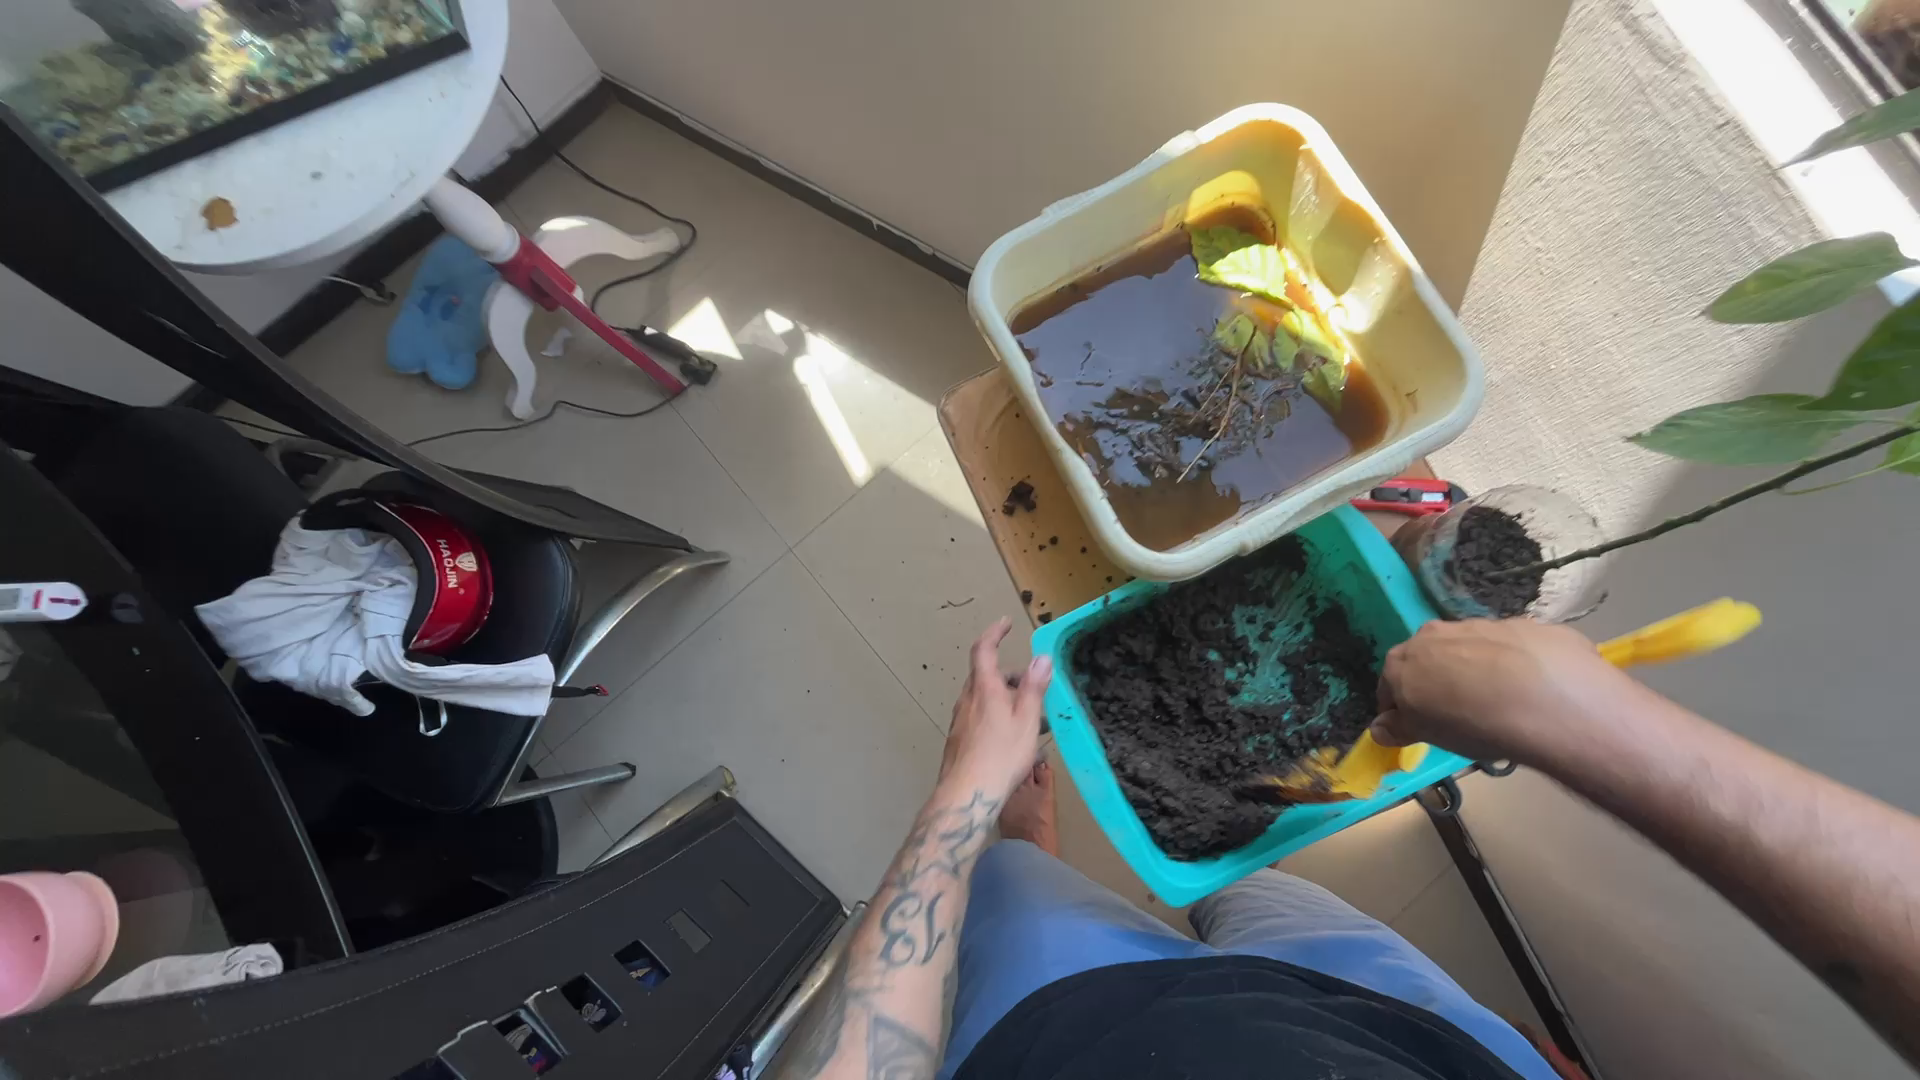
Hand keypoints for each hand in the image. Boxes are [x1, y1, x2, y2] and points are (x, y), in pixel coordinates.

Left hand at [941, 618, 1051, 801]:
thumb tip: (1041, 657)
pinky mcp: (959, 740)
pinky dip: (996, 715)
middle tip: (1030, 684)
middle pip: (985, 676)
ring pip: (982, 698)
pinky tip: (1011, 738)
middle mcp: (967, 700)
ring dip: (1004, 698)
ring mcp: (960, 720)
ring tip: (1028, 716)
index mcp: (983, 689)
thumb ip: (1033, 687)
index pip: (984, 650)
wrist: (967, 795)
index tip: (1005, 623)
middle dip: (1007, 674)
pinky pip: (978, 716)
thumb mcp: (1026, 720)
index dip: (994, 633)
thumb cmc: (1001, 755)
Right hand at [1371, 618, 1641, 764]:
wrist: (1547, 701)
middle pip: (1429, 658)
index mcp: (1402, 660)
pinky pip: (1514, 645)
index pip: (1389, 684)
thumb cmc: (1471, 722)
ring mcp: (1480, 625)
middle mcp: (1433, 634)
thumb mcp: (1427, 735)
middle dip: (1438, 679)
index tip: (1419, 723)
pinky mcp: (1525, 625)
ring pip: (1471, 647)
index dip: (1401, 706)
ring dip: (1478, 667)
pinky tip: (1535, 686)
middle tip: (1461, 710)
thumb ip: (1397, 728)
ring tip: (1503, 699)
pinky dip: (1518, 662)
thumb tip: (1378, 729)